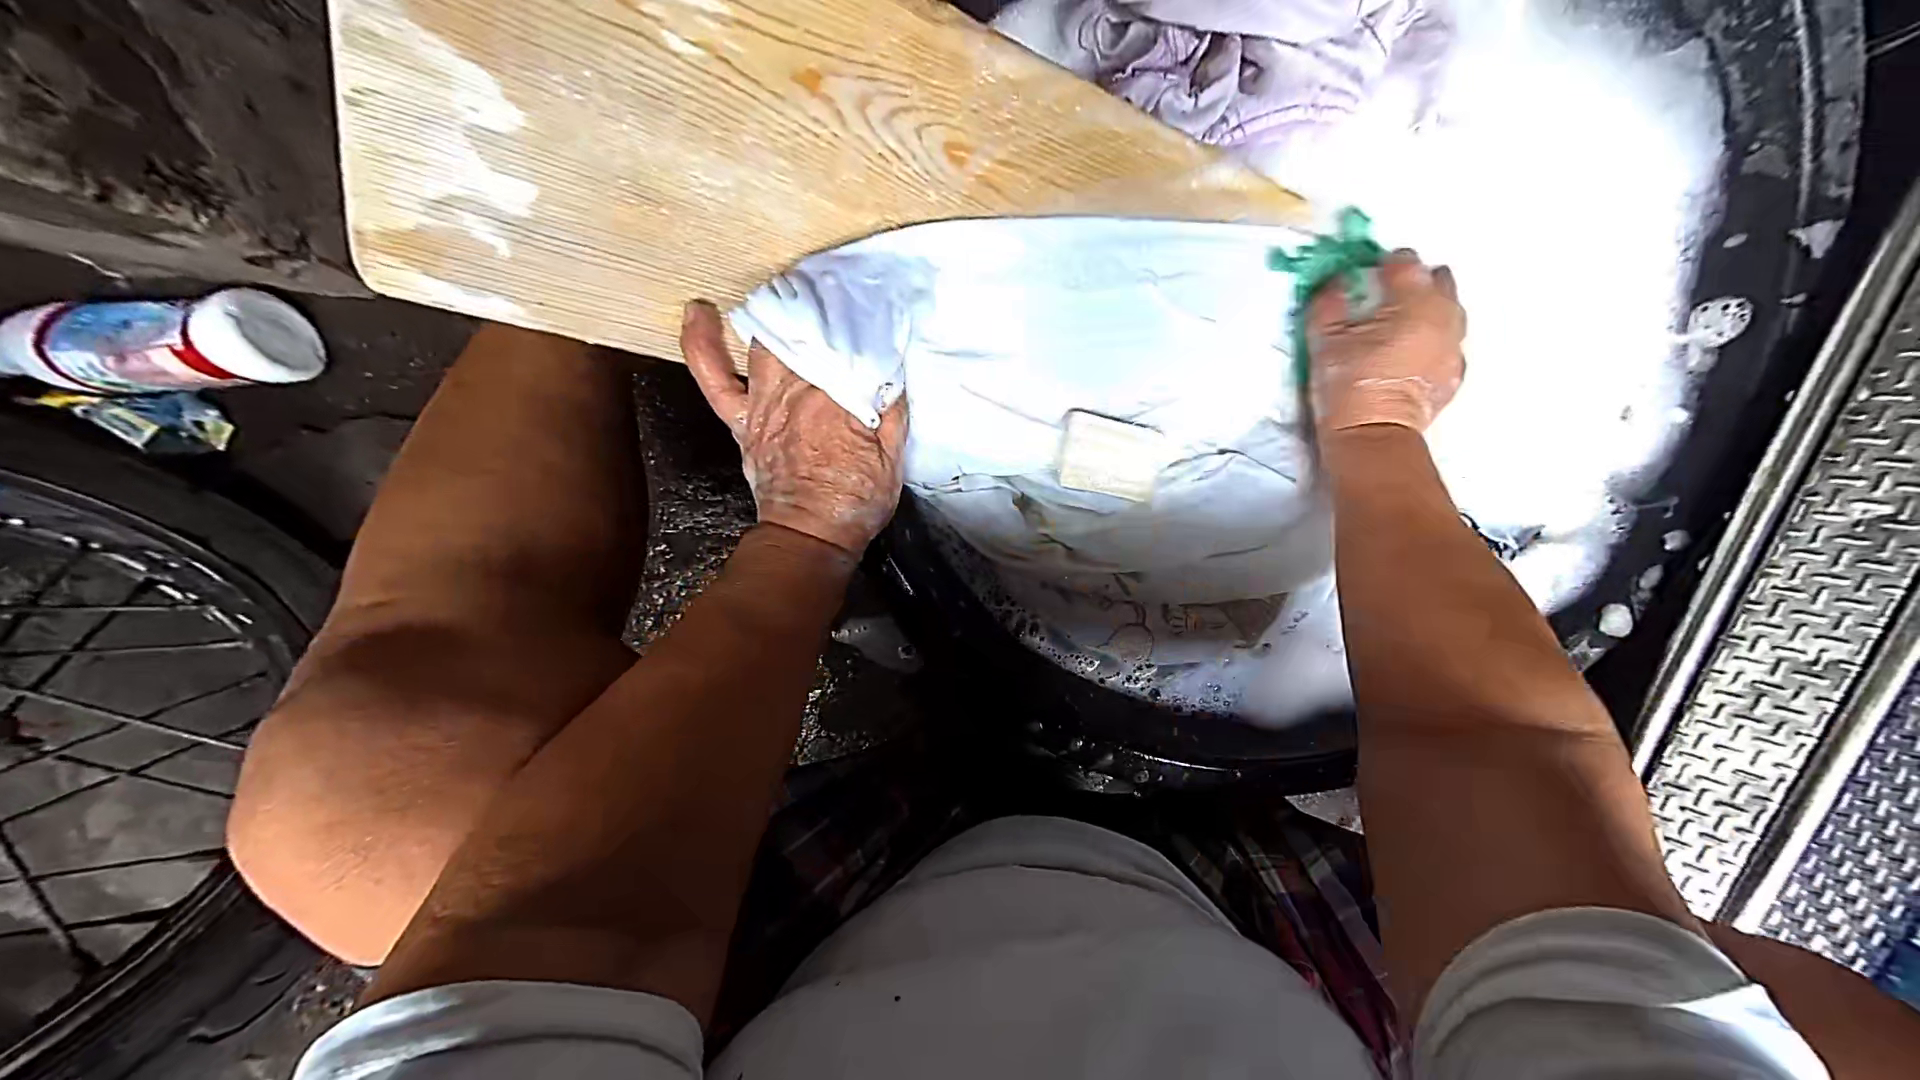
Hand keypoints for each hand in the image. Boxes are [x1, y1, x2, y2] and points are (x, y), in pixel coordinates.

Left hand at [680, 301, 907, 554]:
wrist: (811, 536)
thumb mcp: (891, 459)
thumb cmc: (854, 502)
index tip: (868, 296)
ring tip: (789, 289)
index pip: (847, 345)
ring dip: (777, 312)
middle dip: (820, 305)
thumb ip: (892, 411)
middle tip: (832, 283)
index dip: (857, 318)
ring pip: (766, 342)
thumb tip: (891, 369)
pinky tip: (698, 312)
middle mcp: (799, 394)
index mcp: (839, 401)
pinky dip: (701, 342)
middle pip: (806, 335)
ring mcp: (765, 404)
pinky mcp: (743, 420)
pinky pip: (713, 376)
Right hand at [1305, 251, 1465, 439]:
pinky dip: (1432, 341)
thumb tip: (1336, 281)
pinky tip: (1412, 352)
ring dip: (1428, 309)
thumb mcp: (1324, 339)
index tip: (1368, 271)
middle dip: (1415, 281)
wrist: (1372, 433)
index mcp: (1415, 300)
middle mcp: (1445, 316)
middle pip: (1438, 281)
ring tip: (1402, 323)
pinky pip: (1449, 344)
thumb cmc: (1346, 383)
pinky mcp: (1454, 373)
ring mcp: (1455, 345)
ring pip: (1450, 311)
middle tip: (1388, 294)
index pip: (1404, 264)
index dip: (1384, 263)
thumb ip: (1329, 302)